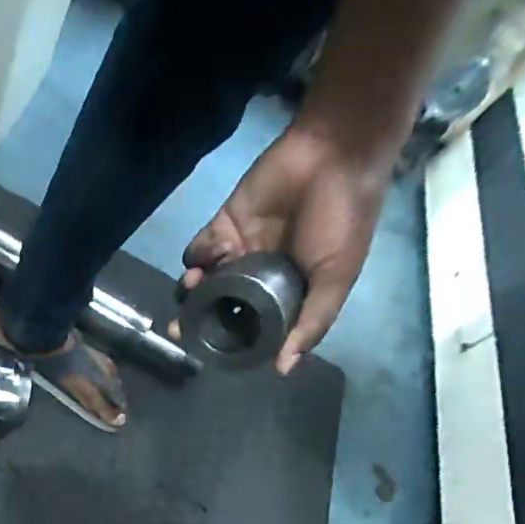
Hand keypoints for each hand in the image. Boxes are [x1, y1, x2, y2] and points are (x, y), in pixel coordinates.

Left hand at [181, 126, 389, 374]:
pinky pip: (199, 250)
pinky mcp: (223, 226)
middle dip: (197, 321)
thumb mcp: (336, 278)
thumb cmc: (344, 220)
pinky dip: (195, 259)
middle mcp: (257, 278)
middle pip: (218, 308)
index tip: (209, 354)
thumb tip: (283, 369)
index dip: (229, 342)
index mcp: (285, 295)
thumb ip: (310, 323)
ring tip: (193, 292)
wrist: (335, 153)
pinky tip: (201, 263)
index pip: (250, 328)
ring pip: (202, 282)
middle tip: (180, 331)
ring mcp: (238, 251)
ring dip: (191, 292)